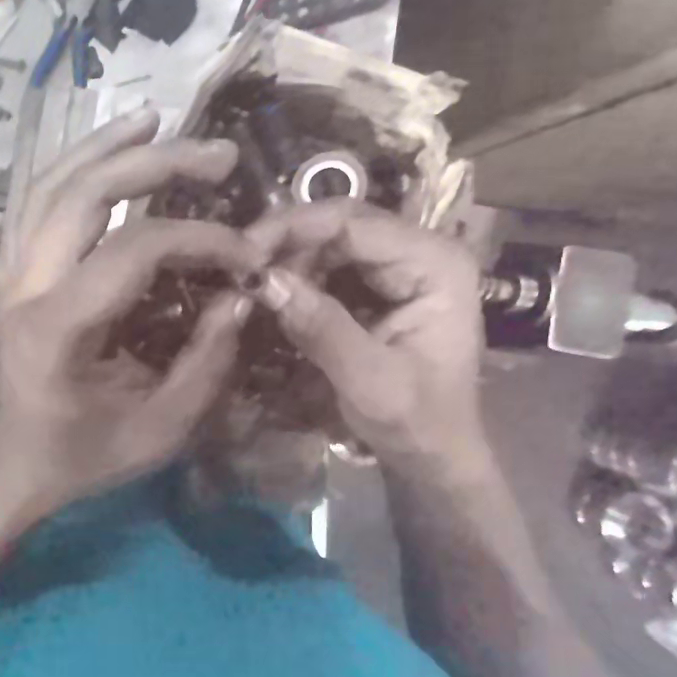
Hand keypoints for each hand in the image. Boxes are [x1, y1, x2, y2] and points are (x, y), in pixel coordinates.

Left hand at [0, 107, 260, 509]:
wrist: (19, 460)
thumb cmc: (88, 454)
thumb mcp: (162, 428)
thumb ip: (206, 361)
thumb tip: (241, 291)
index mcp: (55, 329)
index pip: (131, 251)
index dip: (196, 238)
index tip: (245, 251)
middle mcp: (22, 287)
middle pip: (82, 194)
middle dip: (154, 164)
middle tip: (217, 155)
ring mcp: (9, 271)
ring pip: (50, 183)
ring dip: (105, 145)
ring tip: (156, 119)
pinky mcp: (12, 267)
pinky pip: (39, 198)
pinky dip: (76, 164)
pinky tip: (111, 146)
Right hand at [246, 201, 488, 471]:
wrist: (433, 453)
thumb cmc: (415, 422)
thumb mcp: (368, 380)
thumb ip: (320, 326)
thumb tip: (263, 279)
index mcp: (436, 265)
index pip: (355, 223)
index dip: (294, 229)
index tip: (244, 252)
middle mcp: (422, 251)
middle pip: (341, 223)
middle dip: (287, 241)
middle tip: (240, 266)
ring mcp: (402, 264)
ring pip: (331, 238)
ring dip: (289, 256)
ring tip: (253, 281)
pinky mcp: (382, 282)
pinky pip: (331, 261)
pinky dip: (299, 272)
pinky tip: (275, 290)